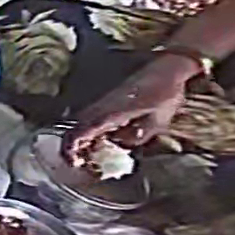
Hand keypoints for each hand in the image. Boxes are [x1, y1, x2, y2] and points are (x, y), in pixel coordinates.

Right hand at [65, 55, 197, 162]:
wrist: (162, 71)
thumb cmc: (163, 94)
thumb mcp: (159, 119)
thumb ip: (138, 135)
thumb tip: (120, 145)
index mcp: (106, 116)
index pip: (77, 136)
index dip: (71, 151)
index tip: (75, 163)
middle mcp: (95, 111)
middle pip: (72, 133)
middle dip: (75, 150)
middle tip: (85, 162)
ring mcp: (96, 107)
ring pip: (77, 128)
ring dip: (83, 142)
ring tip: (94, 153)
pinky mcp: (100, 105)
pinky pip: (87, 122)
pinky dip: (90, 133)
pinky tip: (104, 139)